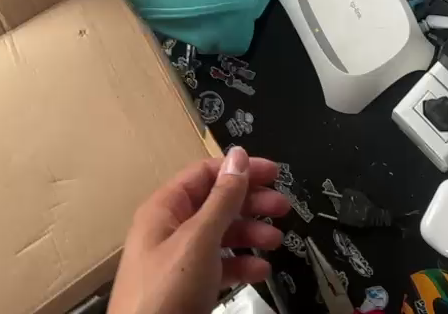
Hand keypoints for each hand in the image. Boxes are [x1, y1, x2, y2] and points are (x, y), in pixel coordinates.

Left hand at [110, 146, 291, 313]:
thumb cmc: (167, 292)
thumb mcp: (200, 239)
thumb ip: (223, 197)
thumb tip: (239, 155)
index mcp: (165, 208)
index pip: (206, 173)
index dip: (241, 170)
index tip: (274, 174)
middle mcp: (170, 229)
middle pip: (217, 203)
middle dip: (251, 204)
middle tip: (282, 208)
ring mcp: (178, 260)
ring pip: (220, 235)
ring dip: (250, 234)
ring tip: (276, 242)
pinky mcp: (186, 288)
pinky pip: (217, 265)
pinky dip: (240, 265)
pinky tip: (260, 271)